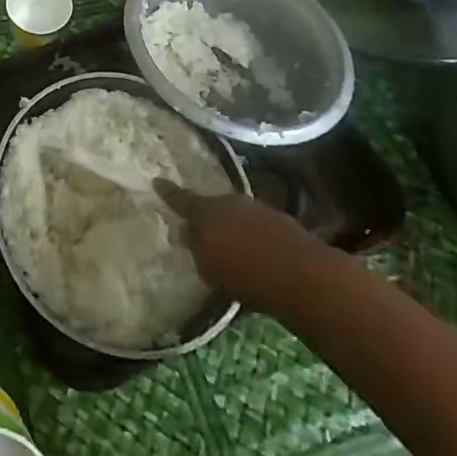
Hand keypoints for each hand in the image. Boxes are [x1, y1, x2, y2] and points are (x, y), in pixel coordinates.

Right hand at [156, 180, 326, 304]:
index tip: (157, 182)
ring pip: (234, 212)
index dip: (168, 193)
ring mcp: (255, 206)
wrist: (299, 272)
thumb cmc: (244, 273)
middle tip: (199, 229)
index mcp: (206, 212)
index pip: (181, 200)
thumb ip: (194, 246)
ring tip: (227, 243)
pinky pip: (253, 222)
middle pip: (210, 205)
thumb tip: (184, 231)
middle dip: (205, 216)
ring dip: (229, 224)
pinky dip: (249, 232)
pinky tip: (252, 250)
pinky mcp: (277, 218)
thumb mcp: (209, 267)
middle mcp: (229, 201)